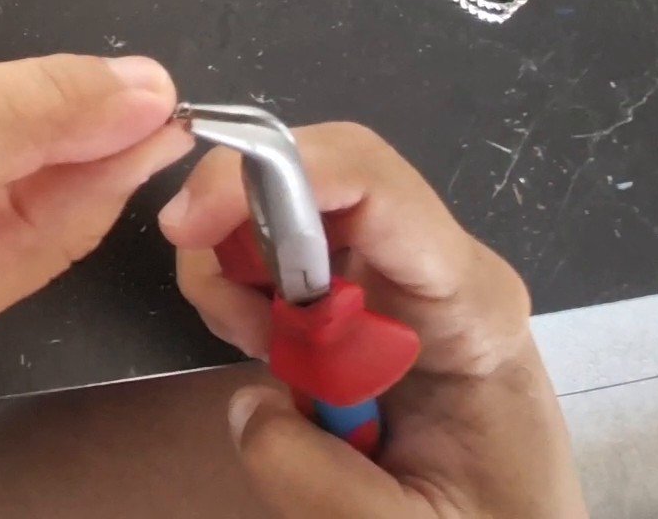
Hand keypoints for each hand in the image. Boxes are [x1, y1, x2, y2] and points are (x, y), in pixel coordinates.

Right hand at [160, 123, 586, 518]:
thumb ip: (327, 485)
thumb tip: (246, 405)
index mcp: (465, 300)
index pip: (369, 182)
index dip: (272, 173)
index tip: (192, 225)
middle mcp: (417, 259)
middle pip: (302, 172)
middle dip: (229, 212)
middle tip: (215, 301)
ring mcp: (372, 262)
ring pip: (264, 200)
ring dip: (225, 262)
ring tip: (253, 345)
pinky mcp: (333, 277)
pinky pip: (252, 241)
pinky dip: (225, 279)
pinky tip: (257, 338)